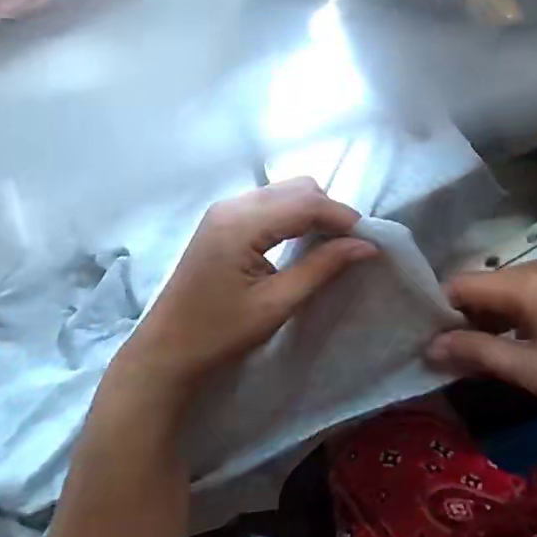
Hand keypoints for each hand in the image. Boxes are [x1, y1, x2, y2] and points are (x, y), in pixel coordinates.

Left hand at [114, 179, 376, 402]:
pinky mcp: (221, 220)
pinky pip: (268, 203)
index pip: (306, 202)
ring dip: (311, 210)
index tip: (369, 239)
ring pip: (283, 191)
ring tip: (330, 244)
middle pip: (296, 187)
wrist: (167, 349)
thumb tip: (366, 246)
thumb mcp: (276, 304)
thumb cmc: (220, 332)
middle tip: (349, 244)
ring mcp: (223, 210)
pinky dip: (292, 215)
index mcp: (241, 223)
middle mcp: (231, 205)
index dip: (342, 216)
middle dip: (328, 209)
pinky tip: (300, 241)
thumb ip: (321, 268)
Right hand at [429, 263, 536, 416]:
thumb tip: (429, 347)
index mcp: (520, 283)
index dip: (437, 310)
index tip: (419, 339)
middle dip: (454, 318)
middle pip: (474, 288)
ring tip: (456, 355)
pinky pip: (510, 303)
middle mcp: (528, 273)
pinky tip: (488, 350)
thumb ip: (475, 352)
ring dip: (474, 323)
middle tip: (434, 352)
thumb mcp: (525, 367)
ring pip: (491, 297)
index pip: (459, 285)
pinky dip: (495, 324)